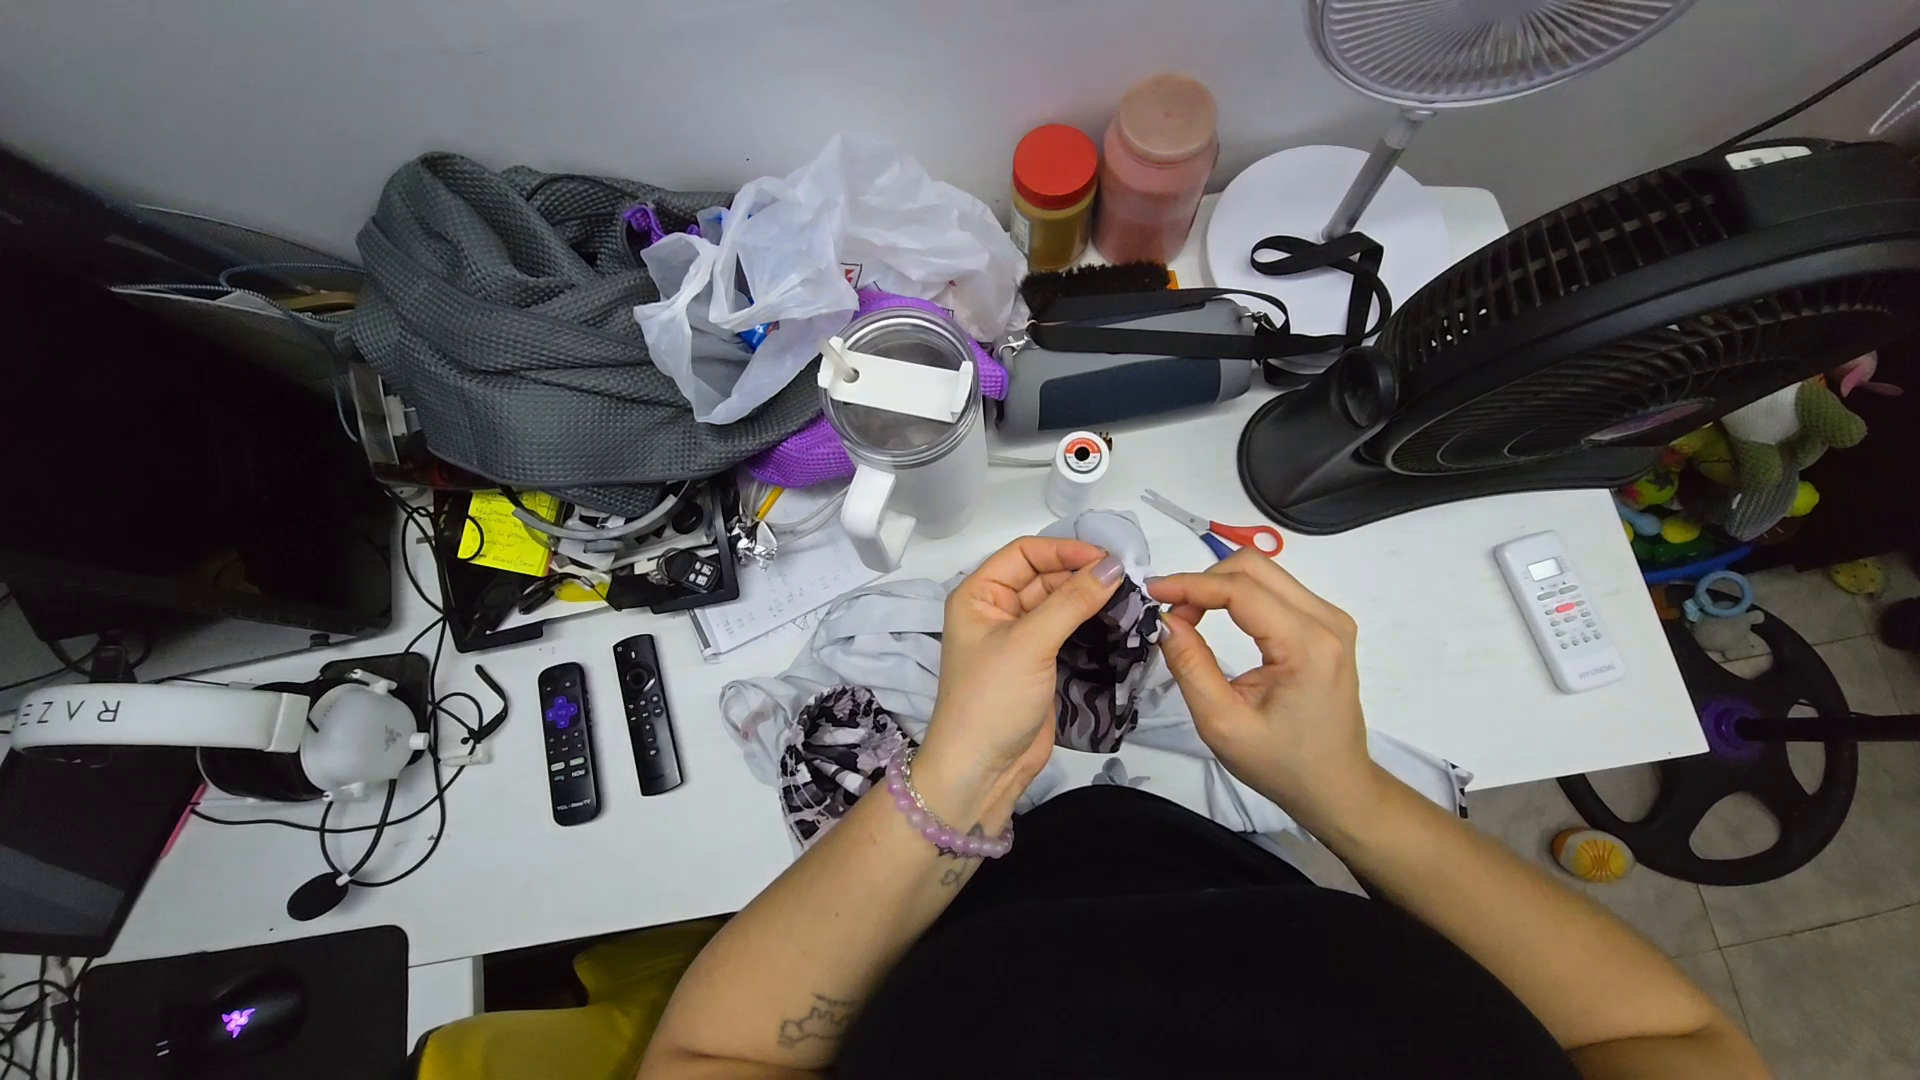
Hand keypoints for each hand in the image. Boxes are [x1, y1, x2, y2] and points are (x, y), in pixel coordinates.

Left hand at [915, 537, 1125, 825]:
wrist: (982, 770)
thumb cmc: (991, 700)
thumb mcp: (1030, 644)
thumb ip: (1072, 601)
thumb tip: (1114, 566)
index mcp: (979, 595)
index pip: (1025, 554)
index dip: (1065, 550)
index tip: (1108, 558)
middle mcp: (997, 610)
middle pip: (1046, 577)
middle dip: (1084, 575)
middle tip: (1130, 580)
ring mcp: (1020, 638)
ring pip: (1061, 604)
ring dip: (1092, 600)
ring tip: (1132, 599)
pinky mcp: (1041, 663)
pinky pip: (1069, 632)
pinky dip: (1093, 626)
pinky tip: (1121, 623)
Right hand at [1146, 549, 1380, 828]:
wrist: (1336, 787)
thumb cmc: (1281, 763)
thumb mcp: (1222, 723)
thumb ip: (1190, 666)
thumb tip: (1165, 619)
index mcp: (1307, 645)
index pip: (1241, 590)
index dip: (1190, 584)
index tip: (1150, 592)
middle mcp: (1327, 621)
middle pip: (1254, 566)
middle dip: (1203, 580)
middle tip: (1171, 612)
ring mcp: (1331, 619)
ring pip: (1263, 572)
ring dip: (1218, 585)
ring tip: (1188, 617)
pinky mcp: (1326, 624)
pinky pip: (1274, 588)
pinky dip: (1237, 594)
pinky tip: (1215, 618)